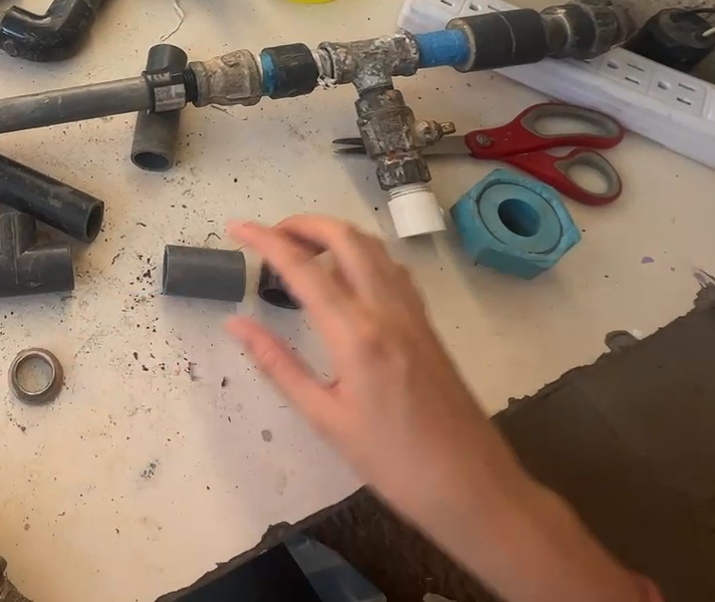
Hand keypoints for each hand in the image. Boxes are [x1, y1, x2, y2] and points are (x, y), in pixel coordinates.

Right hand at [228, 216, 657, 601]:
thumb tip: (236, 324)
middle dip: (302, 224)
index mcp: (356, 335)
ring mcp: (412, 313)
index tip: (236, 228)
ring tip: (300, 250)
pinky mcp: (426, 323)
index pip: (302, 268)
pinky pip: (391, 268)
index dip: (265, 240)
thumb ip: (278, 364)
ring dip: (332, 234)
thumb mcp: (325, 419)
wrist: (477, 490)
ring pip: (372, 247)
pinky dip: (360, 253)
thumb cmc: (395, 463)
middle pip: (344, 238)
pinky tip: (346, 275)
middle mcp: (386, 310)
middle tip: (270, 235)